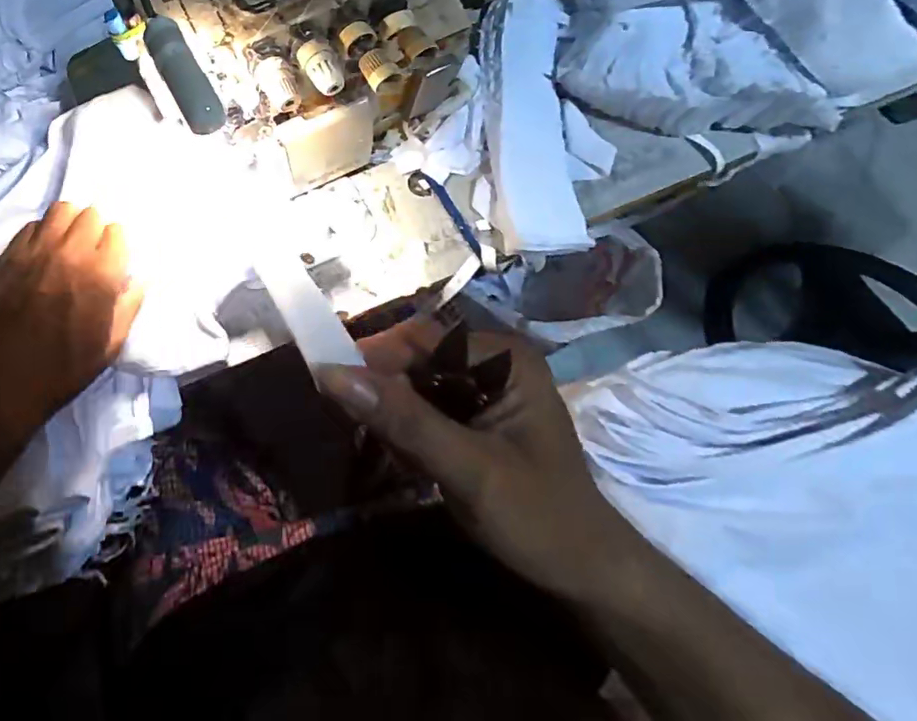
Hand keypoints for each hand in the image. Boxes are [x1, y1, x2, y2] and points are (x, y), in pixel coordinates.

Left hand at [0, 202, 145, 442]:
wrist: (2, 383)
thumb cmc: (63, 370)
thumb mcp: (109, 347)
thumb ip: (128, 307)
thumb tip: (137, 281)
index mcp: (100, 275)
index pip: (117, 232)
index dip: (116, 247)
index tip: (110, 263)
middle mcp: (70, 254)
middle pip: (90, 214)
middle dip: (94, 231)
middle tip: (89, 254)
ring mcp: (35, 251)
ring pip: (61, 210)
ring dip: (69, 224)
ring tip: (65, 246)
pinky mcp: (8, 255)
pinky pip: (31, 225)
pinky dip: (41, 234)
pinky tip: (39, 256)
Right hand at [325, 320, 639, 598]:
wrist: (586, 577)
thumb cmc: (540, 518)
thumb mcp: (468, 468)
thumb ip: (404, 420)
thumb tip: (331, 373)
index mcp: (501, 357)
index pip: (419, 338)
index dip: (373, 356)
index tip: (330, 387)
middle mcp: (488, 362)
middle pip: (411, 359)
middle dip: (381, 393)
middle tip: (357, 430)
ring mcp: (478, 391)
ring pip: (408, 384)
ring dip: (389, 416)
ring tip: (396, 456)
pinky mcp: (467, 418)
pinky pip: (417, 408)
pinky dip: (401, 432)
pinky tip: (410, 463)